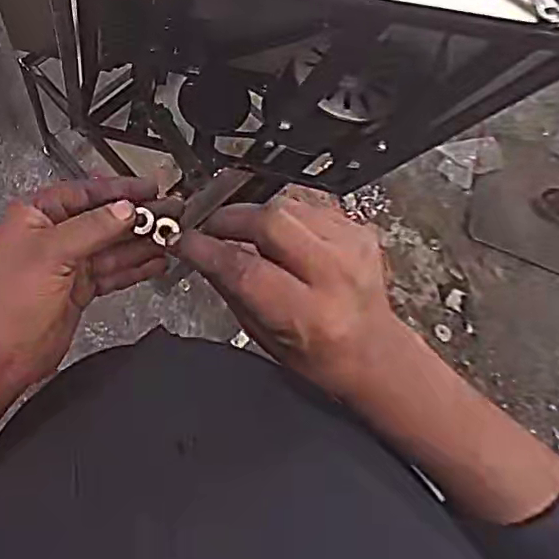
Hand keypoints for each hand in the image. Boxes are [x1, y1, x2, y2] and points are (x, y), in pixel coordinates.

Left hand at [0, 177, 171, 390]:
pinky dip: (133, 268)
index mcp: (34, 216)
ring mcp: (64, 264)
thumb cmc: (5, 303)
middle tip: (169, 212)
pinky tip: (155, 261)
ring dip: (140, 241)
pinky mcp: (76, 289)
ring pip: (110, 246)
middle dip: (135, 216)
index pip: (83, 193)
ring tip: (170, 235)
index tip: (147, 189)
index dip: (117, 190)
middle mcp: (49, 236)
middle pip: (101, 218)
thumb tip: (123, 209)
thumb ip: (91, 228)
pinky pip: (110, 272)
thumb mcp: (50, 254)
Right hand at [176, 186, 406, 394]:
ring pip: (284, 205)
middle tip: (210, 228)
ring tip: (240, 231)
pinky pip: (304, 205)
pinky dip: (280, 214)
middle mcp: (335, 277)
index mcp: (308, 315)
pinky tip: (274, 234)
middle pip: (268, 222)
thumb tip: (196, 249)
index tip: (184, 241)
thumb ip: (227, 286)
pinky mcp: (356, 231)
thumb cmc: (318, 353)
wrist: (373, 353)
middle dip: (228, 219)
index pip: (244, 267)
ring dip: (252, 215)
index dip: (204, 248)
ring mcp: (351, 249)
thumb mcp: (259, 331)